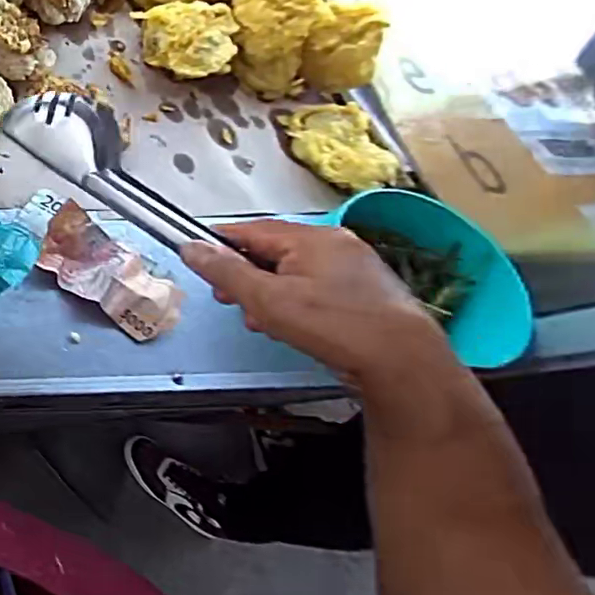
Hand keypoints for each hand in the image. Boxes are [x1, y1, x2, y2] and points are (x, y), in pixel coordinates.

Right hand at [180, 220, 455, 387]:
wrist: (404, 364)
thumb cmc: (332, 324)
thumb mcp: (263, 297)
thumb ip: (223, 270)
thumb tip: (190, 246)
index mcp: (311, 238)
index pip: (247, 230)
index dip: (217, 246)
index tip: (199, 268)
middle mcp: (336, 243)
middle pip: (268, 251)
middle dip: (241, 275)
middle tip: (229, 300)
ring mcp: (353, 267)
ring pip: (288, 270)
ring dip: (264, 291)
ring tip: (260, 318)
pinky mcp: (363, 291)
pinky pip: (311, 285)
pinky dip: (290, 299)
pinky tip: (288, 323)